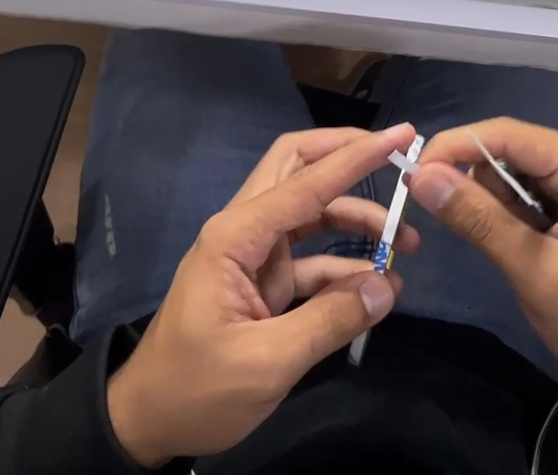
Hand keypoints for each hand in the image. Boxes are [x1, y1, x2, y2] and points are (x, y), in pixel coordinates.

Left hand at [106, 124, 419, 466]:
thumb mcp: (265, 363)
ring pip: (310, 211)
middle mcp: (244, 230)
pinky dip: (346, 265)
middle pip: (297, 169)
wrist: (148, 420)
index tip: (400, 136)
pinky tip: (380, 285)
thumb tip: (389, 287)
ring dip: (356, 218)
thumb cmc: (196, 388)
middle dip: (346, 157)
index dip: (354, 157)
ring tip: (408, 242)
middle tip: (399, 160)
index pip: (304, 181)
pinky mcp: (264, 281)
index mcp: (235, 235)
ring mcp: (254, 254)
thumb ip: (329, 321)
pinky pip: (312, 258)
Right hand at [407, 118, 557, 430]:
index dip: (456, 146)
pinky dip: (499, 209)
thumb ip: (480, 221)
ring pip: (505, 165)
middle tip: (451, 219)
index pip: (511, 135)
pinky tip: (512, 241)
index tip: (412, 173)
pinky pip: (516, 186)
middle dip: (472, 178)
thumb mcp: (537, 274)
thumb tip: (420, 177)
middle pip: (506, 146)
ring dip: (487, 199)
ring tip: (505, 246)